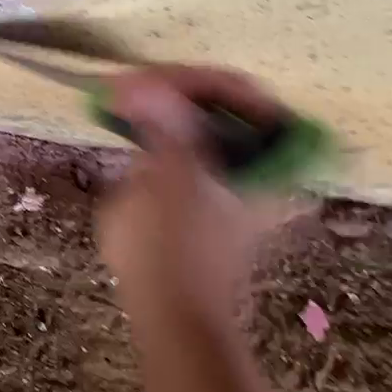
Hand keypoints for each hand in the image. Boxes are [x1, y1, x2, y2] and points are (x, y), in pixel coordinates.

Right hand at [97, 66, 295, 321]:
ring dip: (159, 105)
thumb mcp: (172, 180)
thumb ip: (167, 126)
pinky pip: (185, 139)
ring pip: (200, 119)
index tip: (138, 82)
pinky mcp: (205, 188)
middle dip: (169, 89)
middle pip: (220, 102)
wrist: (169, 310)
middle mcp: (264, 164)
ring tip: (119, 100)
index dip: (188, 80)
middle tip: (122, 88)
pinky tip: (128, 126)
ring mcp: (234, 176)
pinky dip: (157, 127)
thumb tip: (143, 82)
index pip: (240, 92)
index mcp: (273, 161)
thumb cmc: (176, 248)